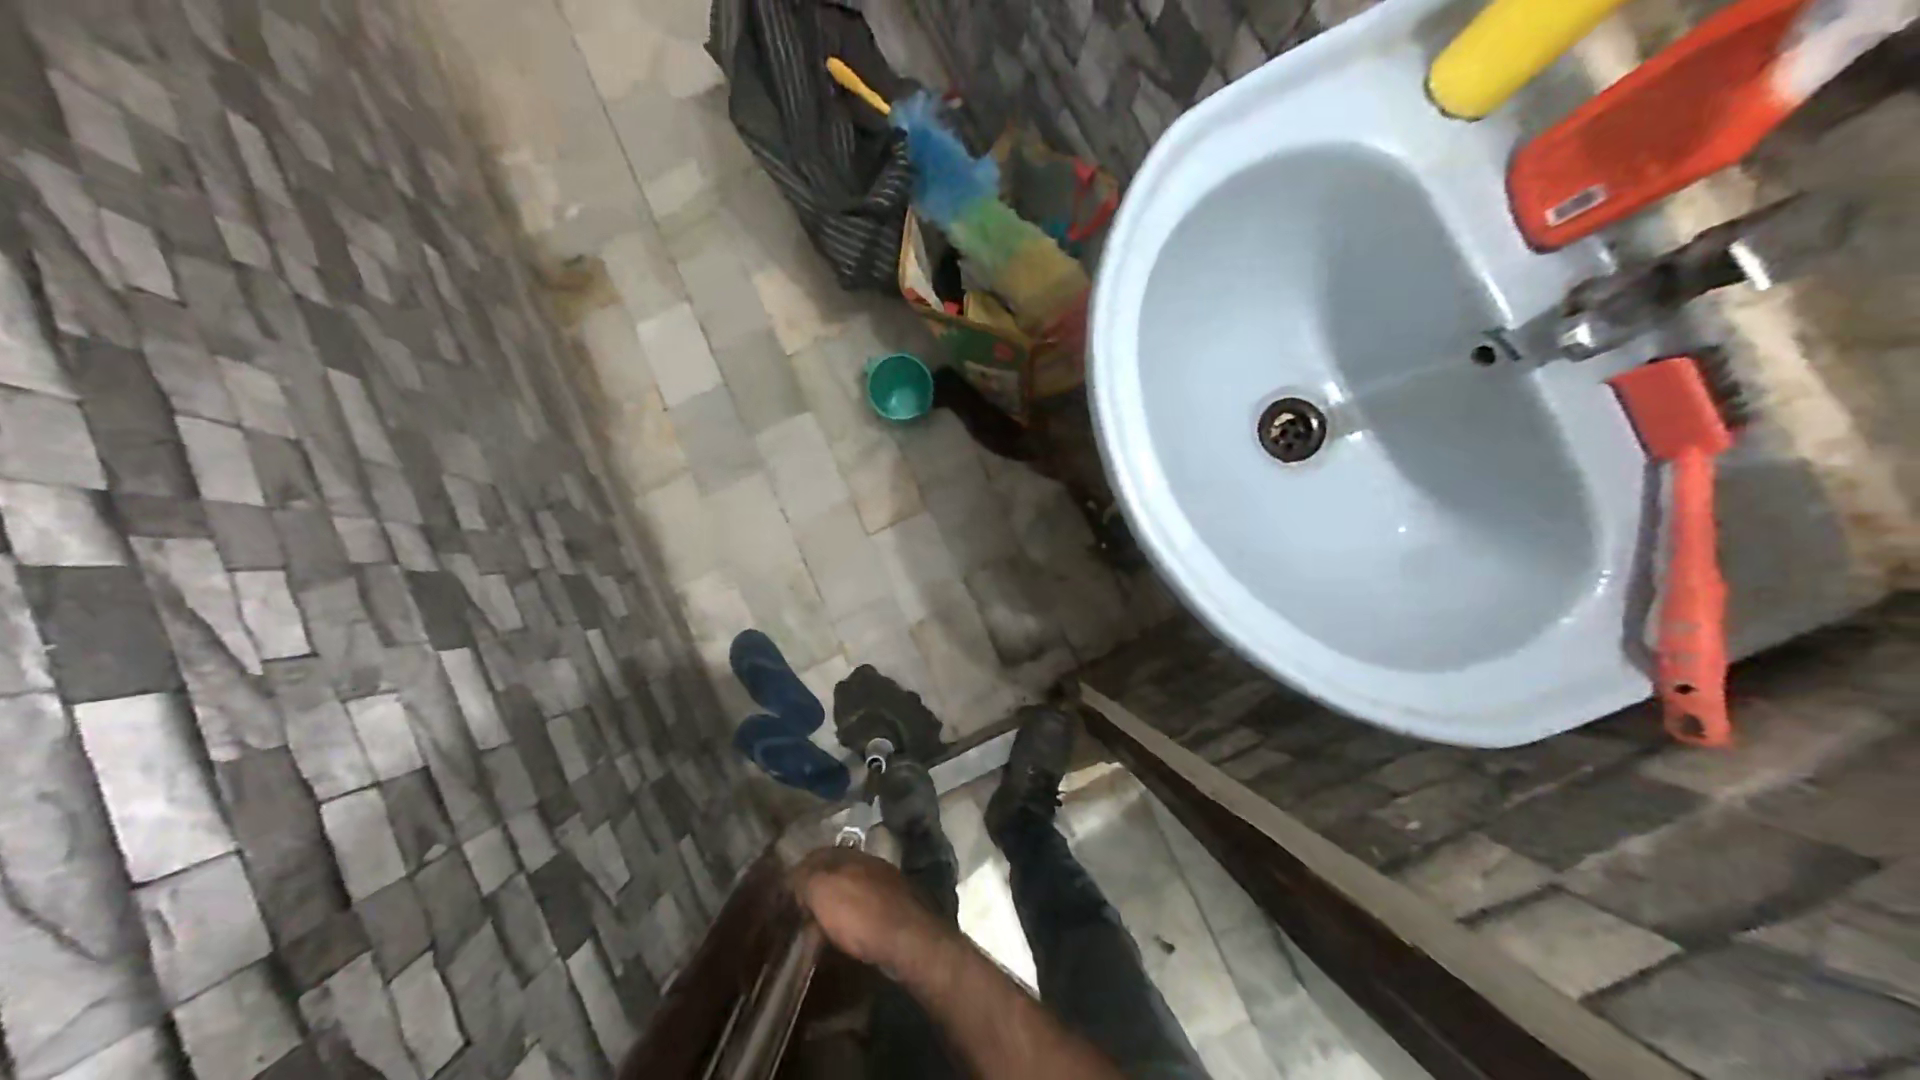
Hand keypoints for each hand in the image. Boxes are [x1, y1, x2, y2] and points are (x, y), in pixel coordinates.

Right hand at [789, 847, 954, 974]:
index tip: (786, 894)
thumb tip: (797, 878)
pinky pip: (865, 908)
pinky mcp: (897, 908)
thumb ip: (806, 878)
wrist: (909, 940)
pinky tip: (846, 933)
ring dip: (836, 904)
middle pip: (836, 871)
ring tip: (820, 926)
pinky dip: (852, 917)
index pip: (818, 854)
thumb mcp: (823, 891)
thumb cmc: (860, 914)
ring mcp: (886, 884)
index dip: (800, 872)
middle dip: (819, 888)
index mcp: (851, 855)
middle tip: (801, 912)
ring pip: (852, 889)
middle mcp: (869, 863)